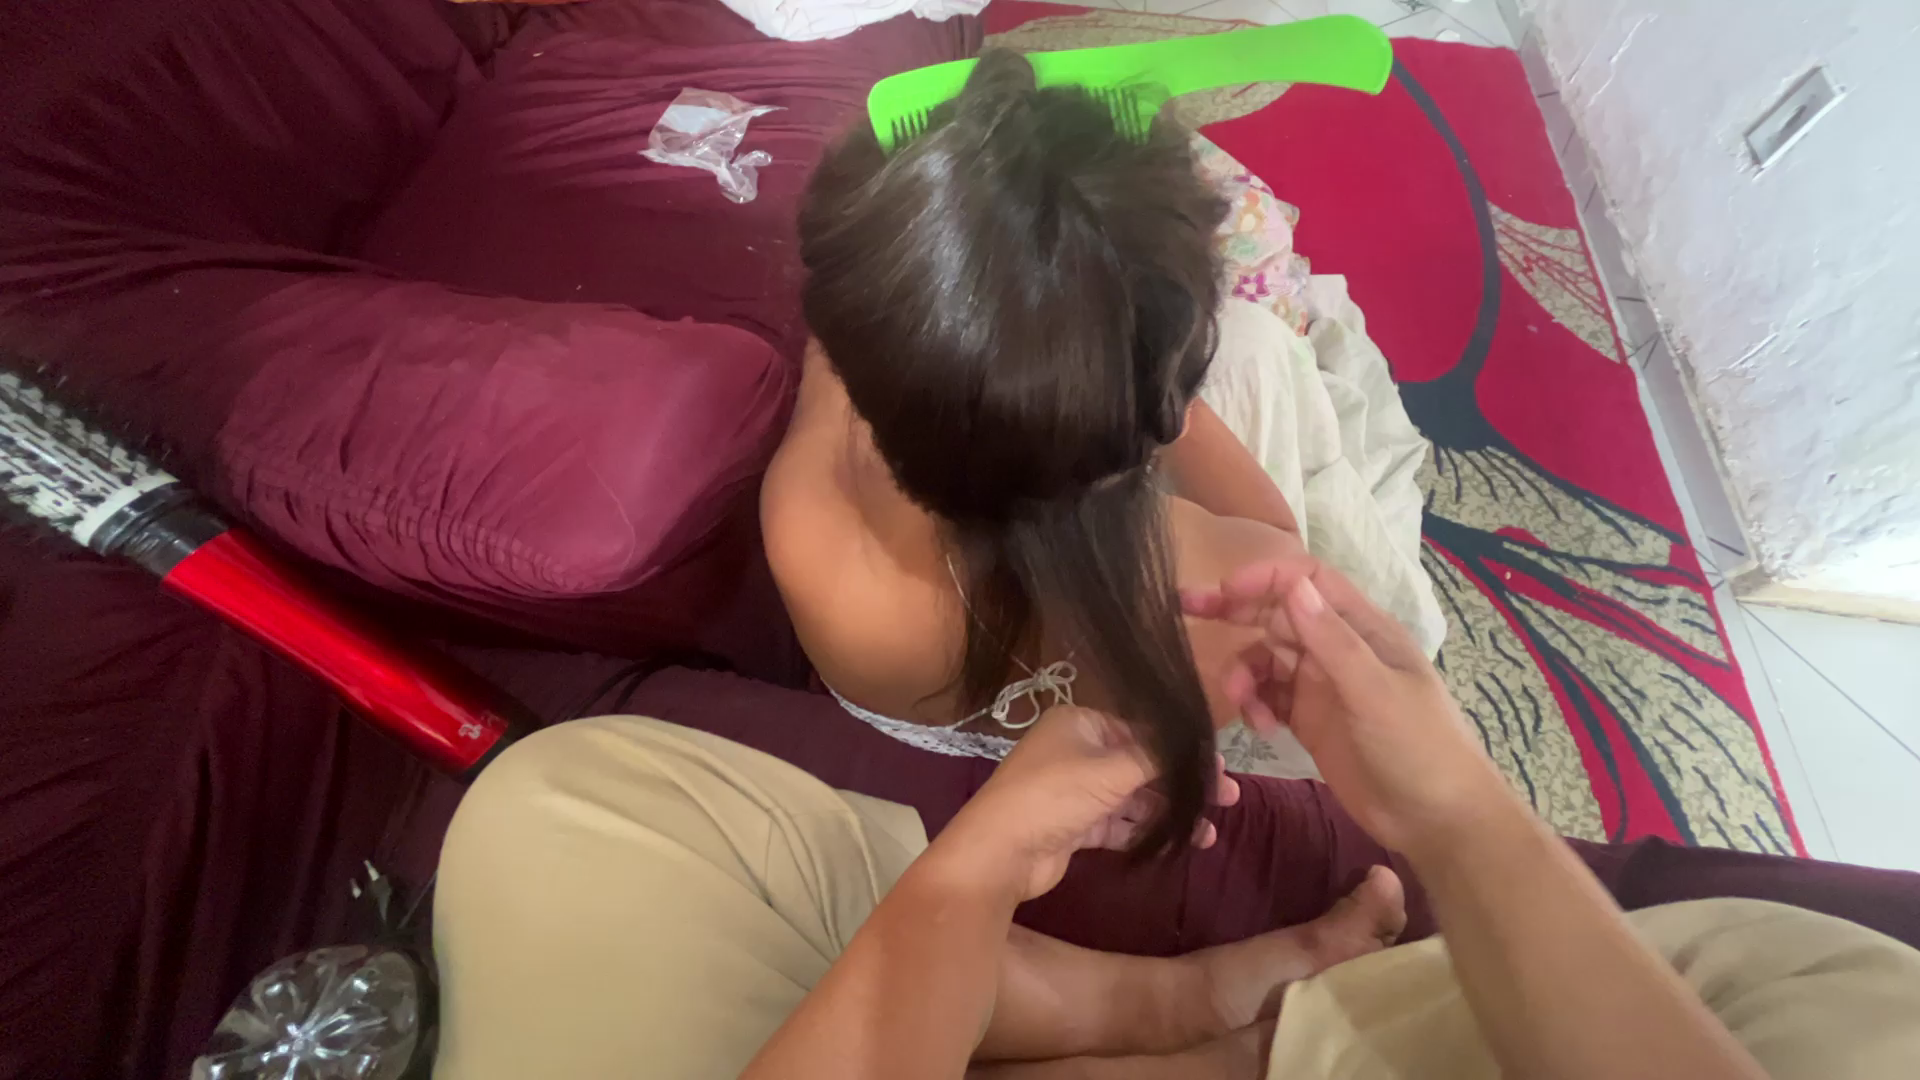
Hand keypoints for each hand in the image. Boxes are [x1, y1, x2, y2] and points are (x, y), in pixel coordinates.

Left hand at [935, 705, 1240, 901]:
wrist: (1001, 850)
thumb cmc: (1054, 794)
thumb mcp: (1110, 770)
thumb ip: (1157, 757)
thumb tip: (1199, 743)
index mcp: (1080, 723)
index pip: (1140, 729)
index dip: (1181, 748)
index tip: (1221, 766)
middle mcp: (1077, 750)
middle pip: (1139, 763)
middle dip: (1181, 782)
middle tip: (1228, 798)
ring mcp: (1075, 789)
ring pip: (1132, 796)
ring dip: (1169, 811)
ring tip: (1209, 831)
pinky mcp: (1075, 824)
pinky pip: (1119, 823)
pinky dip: (1147, 830)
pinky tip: (1182, 842)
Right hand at [1183, 556, 1523, 857]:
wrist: (1437, 823)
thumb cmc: (1419, 748)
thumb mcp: (1375, 692)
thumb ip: (1332, 640)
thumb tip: (1291, 586)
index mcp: (1361, 628)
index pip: (1306, 581)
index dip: (1265, 578)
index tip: (1225, 590)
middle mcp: (1335, 647)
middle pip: (1276, 613)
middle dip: (1233, 609)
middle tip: (1186, 608)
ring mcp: (1319, 682)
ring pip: (1264, 656)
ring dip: (1243, 671)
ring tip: (1236, 699)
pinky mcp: (1305, 717)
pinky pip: (1265, 695)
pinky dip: (1253, 703)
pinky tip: (1258, 725)